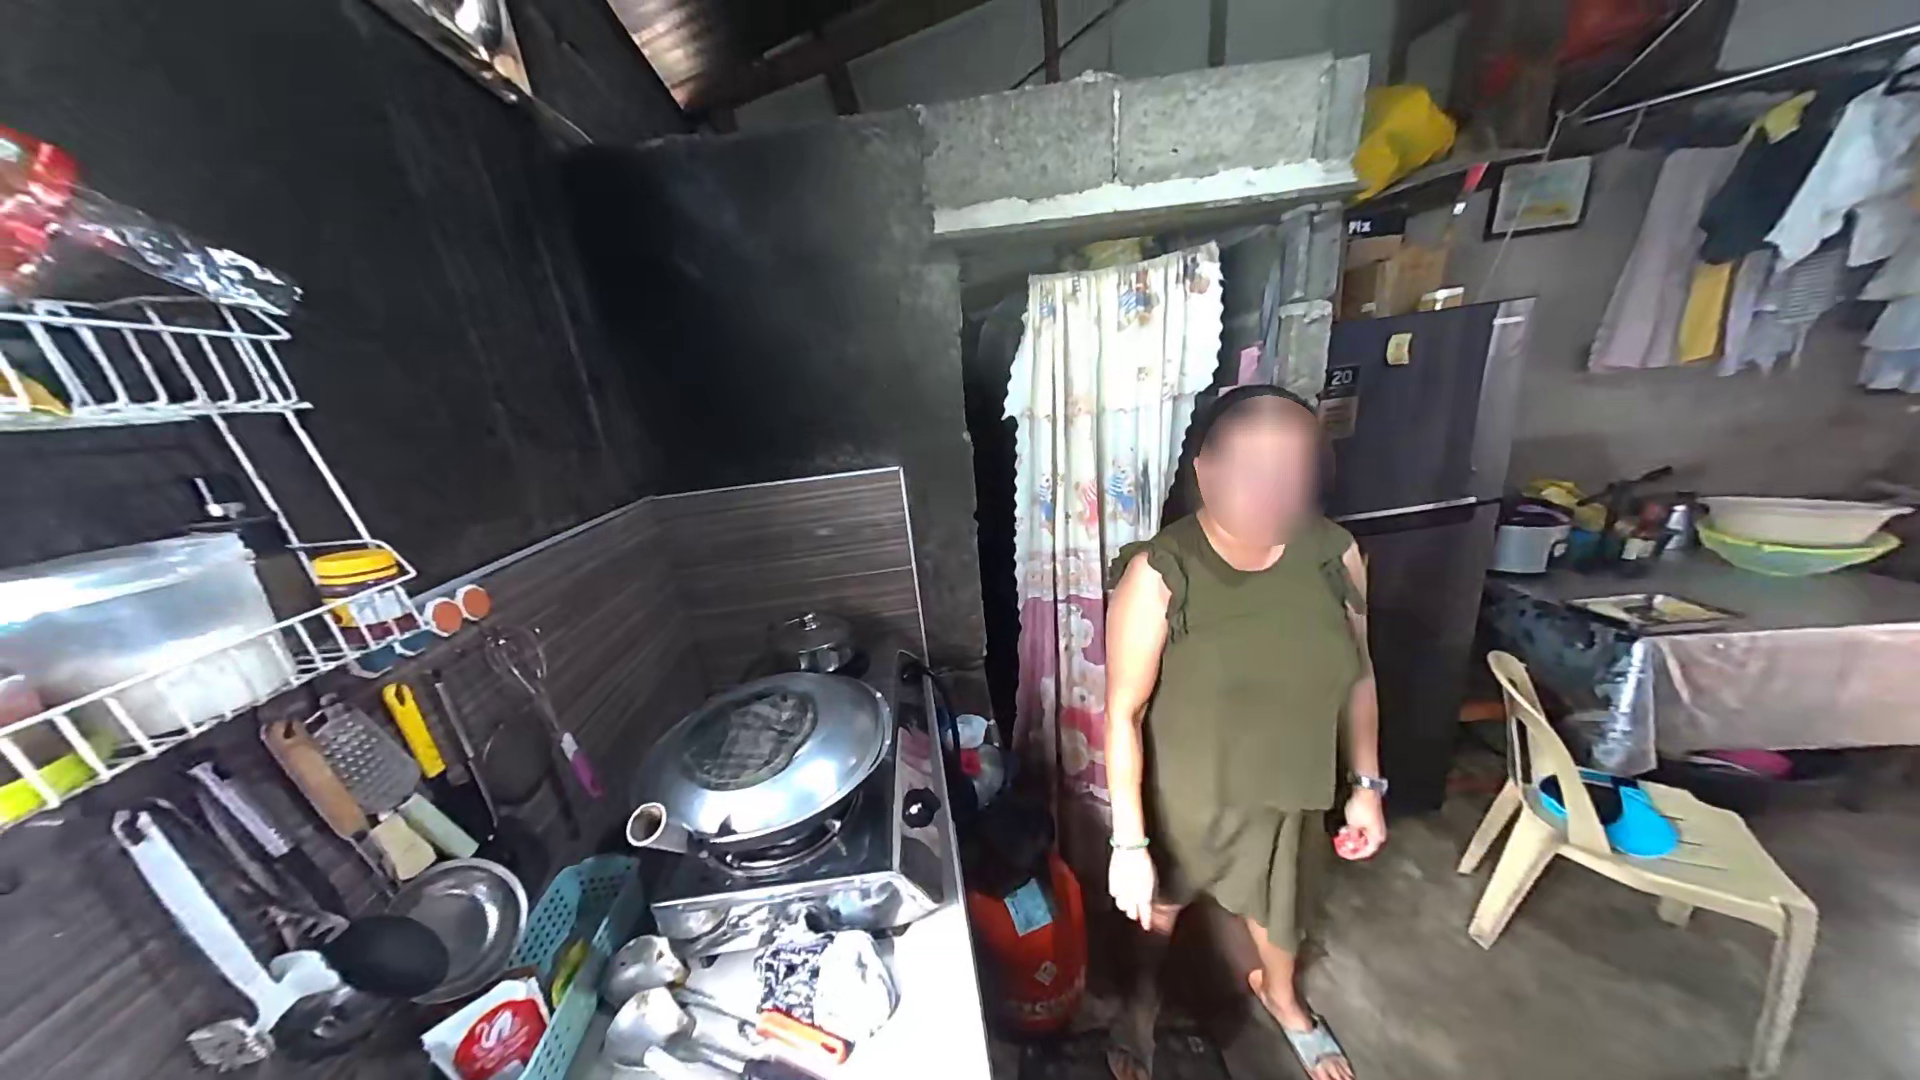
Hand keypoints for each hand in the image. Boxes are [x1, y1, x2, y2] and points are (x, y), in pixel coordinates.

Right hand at [1108, 846, 1157, 929]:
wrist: (1129, 850)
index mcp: (1144, 896)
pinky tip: (1119, 890)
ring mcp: (1121, 890)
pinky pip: (1114, 894)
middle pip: (1131, 913)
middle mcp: (1132, 896)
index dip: (1146, 921)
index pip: (1145, 914)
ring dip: (1124, 904)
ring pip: (1121, 905)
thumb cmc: (1143, 861)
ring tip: (1126, 900)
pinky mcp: (1112, 882)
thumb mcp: (1151, 879)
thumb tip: (1146, 899)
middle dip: (1134, 913)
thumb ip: (1147, 891)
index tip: (1147, 926)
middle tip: (1135, 911)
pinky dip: (1117, 893)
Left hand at [1342, 788, 1386, 858]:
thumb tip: (1349, 843)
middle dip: (1354, 845)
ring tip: (1341, 837)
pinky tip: (1346, 829)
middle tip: (1342, 846)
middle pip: (1366, 844)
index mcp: (1377, 837)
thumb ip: (1351, 836)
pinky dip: (1354, 830)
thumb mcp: (1353, 824)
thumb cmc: (1361, 808)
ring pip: (1363, 835)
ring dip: (1352, 837)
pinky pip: (1362, 828)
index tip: (1346, 855)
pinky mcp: (1370, 817)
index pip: (1368, 851)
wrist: (1365, 791)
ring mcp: (1375, 824)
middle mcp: (1378, 832)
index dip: (1356, 854)